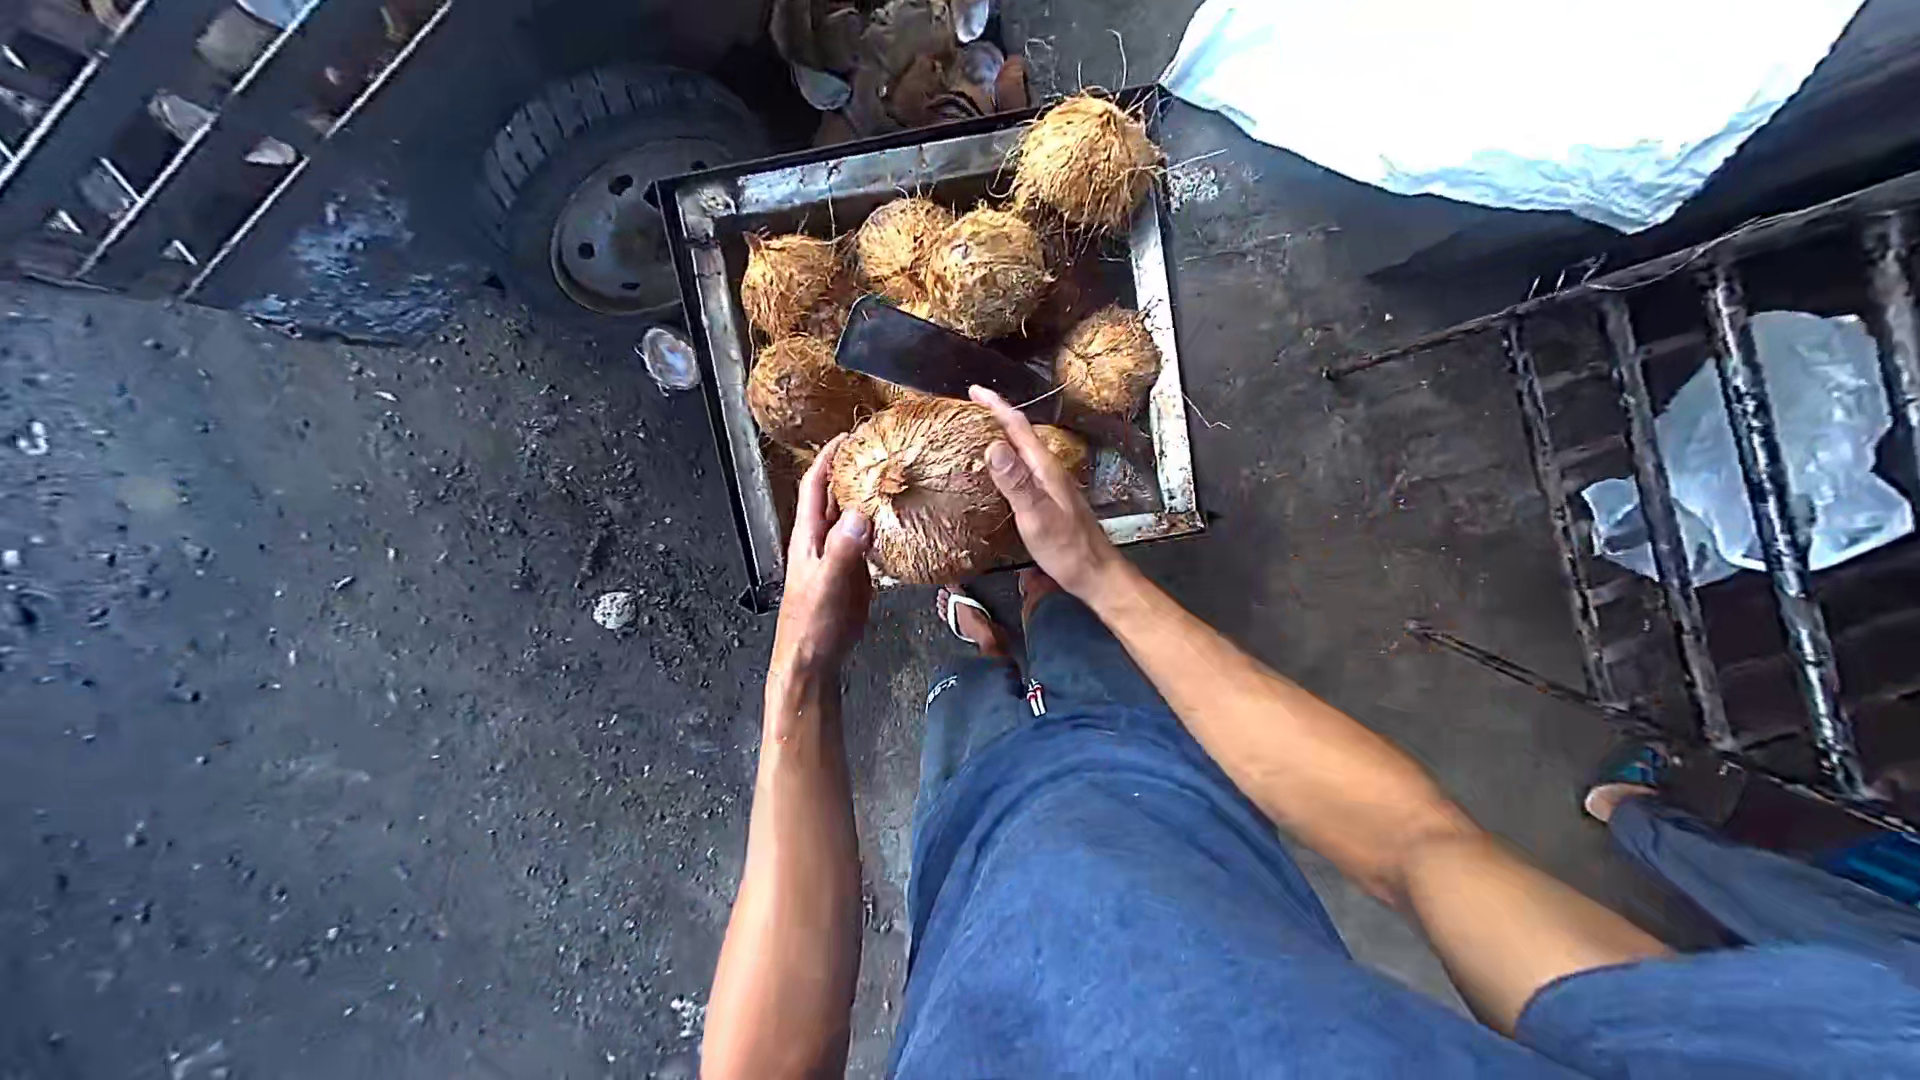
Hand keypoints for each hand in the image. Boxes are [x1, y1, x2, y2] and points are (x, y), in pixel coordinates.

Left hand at [771, 434, 873, 677]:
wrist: (815, 656)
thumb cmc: (812, 622)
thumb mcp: (827, 583)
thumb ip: (843, 549)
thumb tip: (861, 513)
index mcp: (808, 535)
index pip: (816, 486)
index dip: (828, 458)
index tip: (848, 436)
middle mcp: (823, 539)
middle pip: (838, 495)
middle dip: (854, 470)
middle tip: (882, 451)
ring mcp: (840, 554)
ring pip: (856, 516)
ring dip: (871, 497)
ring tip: (897, 478)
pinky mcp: (856, 571)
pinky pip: (870, 540)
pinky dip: (884, 526)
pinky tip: (902, 521)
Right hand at [970, 385, 1126, 599]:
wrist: (1096, 573)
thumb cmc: (1069, 549)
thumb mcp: (1036, 515)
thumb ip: (1016, 481)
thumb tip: (993, 446)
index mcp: (1045, 469)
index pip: (1018, 427)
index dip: (996, 406)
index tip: (975, 391)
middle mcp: (1049, 471)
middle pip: (1020, 435)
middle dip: (995, 417)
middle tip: (971, 408)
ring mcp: (1050, 485)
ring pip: (1021, 452)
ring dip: (1000, 438)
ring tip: (978, 434)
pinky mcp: (1048, 498)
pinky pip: (1023, 470)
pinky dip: (1006, 462)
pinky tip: (998, 472)